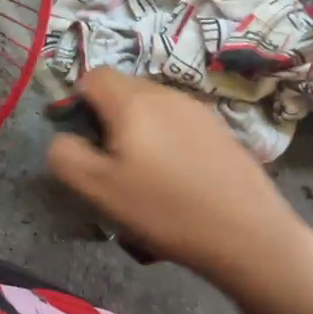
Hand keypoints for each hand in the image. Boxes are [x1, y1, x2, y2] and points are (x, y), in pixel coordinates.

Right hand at [46, 69, 312, 291]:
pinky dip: (166, 145)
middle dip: (107, 121)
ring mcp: (199, 112)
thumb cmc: (165, 210)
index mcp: (133, 101)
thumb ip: (65, 155)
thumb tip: (62, 139)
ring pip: (151, 110)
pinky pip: (177, 126)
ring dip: (138, 134)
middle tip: (111, 166)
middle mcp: (167, 95)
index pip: (93, 77)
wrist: (250, 236)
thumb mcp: (97, 189)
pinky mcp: (222, 133)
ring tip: (144, 179)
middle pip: (122, 92)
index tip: (84, 143)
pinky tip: (176, 184)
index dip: (78, 104)